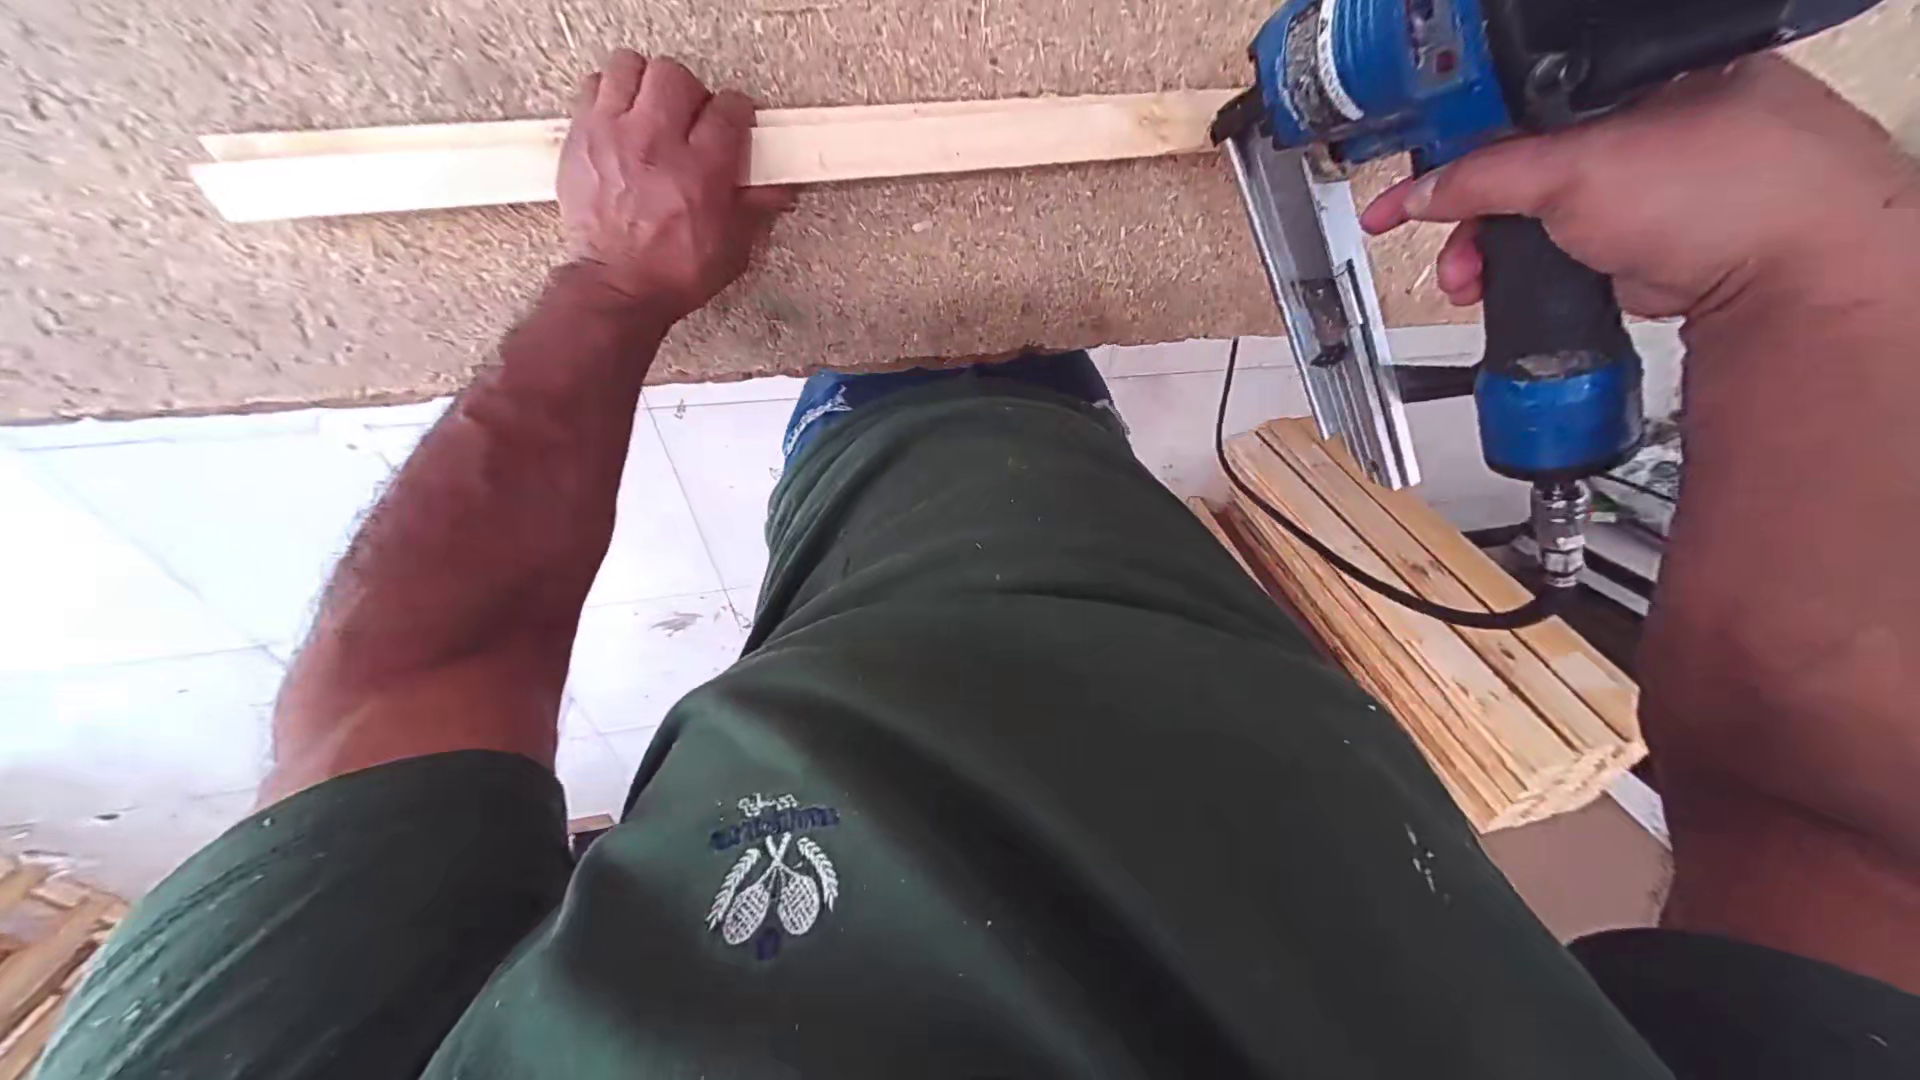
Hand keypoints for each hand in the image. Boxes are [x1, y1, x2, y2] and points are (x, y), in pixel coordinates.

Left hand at [557, 51, 794, 319]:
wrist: (620, 286)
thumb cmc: (673, 273)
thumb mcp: (732, 248)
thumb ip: (755, 208)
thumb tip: (777, 189)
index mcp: (702, 172)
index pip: (728, 111)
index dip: (738, 112)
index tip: (737, 121)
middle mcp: (658, 144)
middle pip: (677, 77)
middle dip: (692, 94)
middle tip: (694, 118)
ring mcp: (614, 134)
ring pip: (631, 67)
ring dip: (648, 86)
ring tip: (655, 112)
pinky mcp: (582, 136)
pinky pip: (594, 86)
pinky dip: (611, 96)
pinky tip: (624, 122)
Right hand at [1361, 55, 1919, 319]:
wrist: (1772, 277)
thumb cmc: (1728, 193)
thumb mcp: (1578, 169)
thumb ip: (1485, 177)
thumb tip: (1423, 192)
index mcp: (1634, 81)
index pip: (1515, 106)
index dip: (1453, 140)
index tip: (1412, 178)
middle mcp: (1628, 129)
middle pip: (1505, 168)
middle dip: (1460, 214)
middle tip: (1433, 236)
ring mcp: (1621, 187)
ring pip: (1513, 215)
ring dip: (1474, 252)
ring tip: (1467, 279)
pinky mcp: (1610, 238)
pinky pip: (1531, 249)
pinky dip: (1501, 270)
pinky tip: (1489, 285)